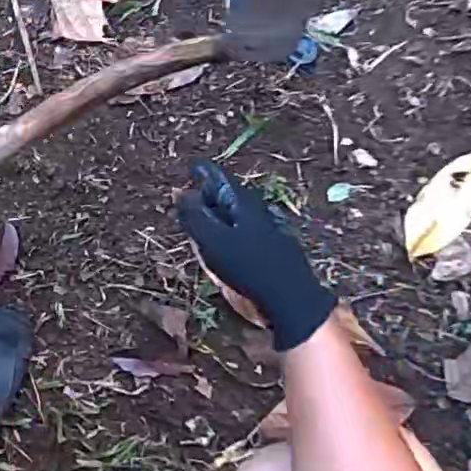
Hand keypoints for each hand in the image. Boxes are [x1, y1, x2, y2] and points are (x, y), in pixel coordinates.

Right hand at [177, 159, 335, 350]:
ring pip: (237, 215)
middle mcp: (257, 211)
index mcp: (242, 203)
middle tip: (191, 199)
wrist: (291, 302)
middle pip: (227, 196)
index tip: (189, 168)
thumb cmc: (247, 267)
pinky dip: (230, 234)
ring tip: (204, 225)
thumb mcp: (211, 239)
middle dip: (208, 195)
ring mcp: (269, 230)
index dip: (202, 172)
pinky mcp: (275, 249)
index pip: (218, 178)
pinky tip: (225, 248)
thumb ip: (192, 214)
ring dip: (219, 216)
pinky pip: (245, 233)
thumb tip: (178, 191)